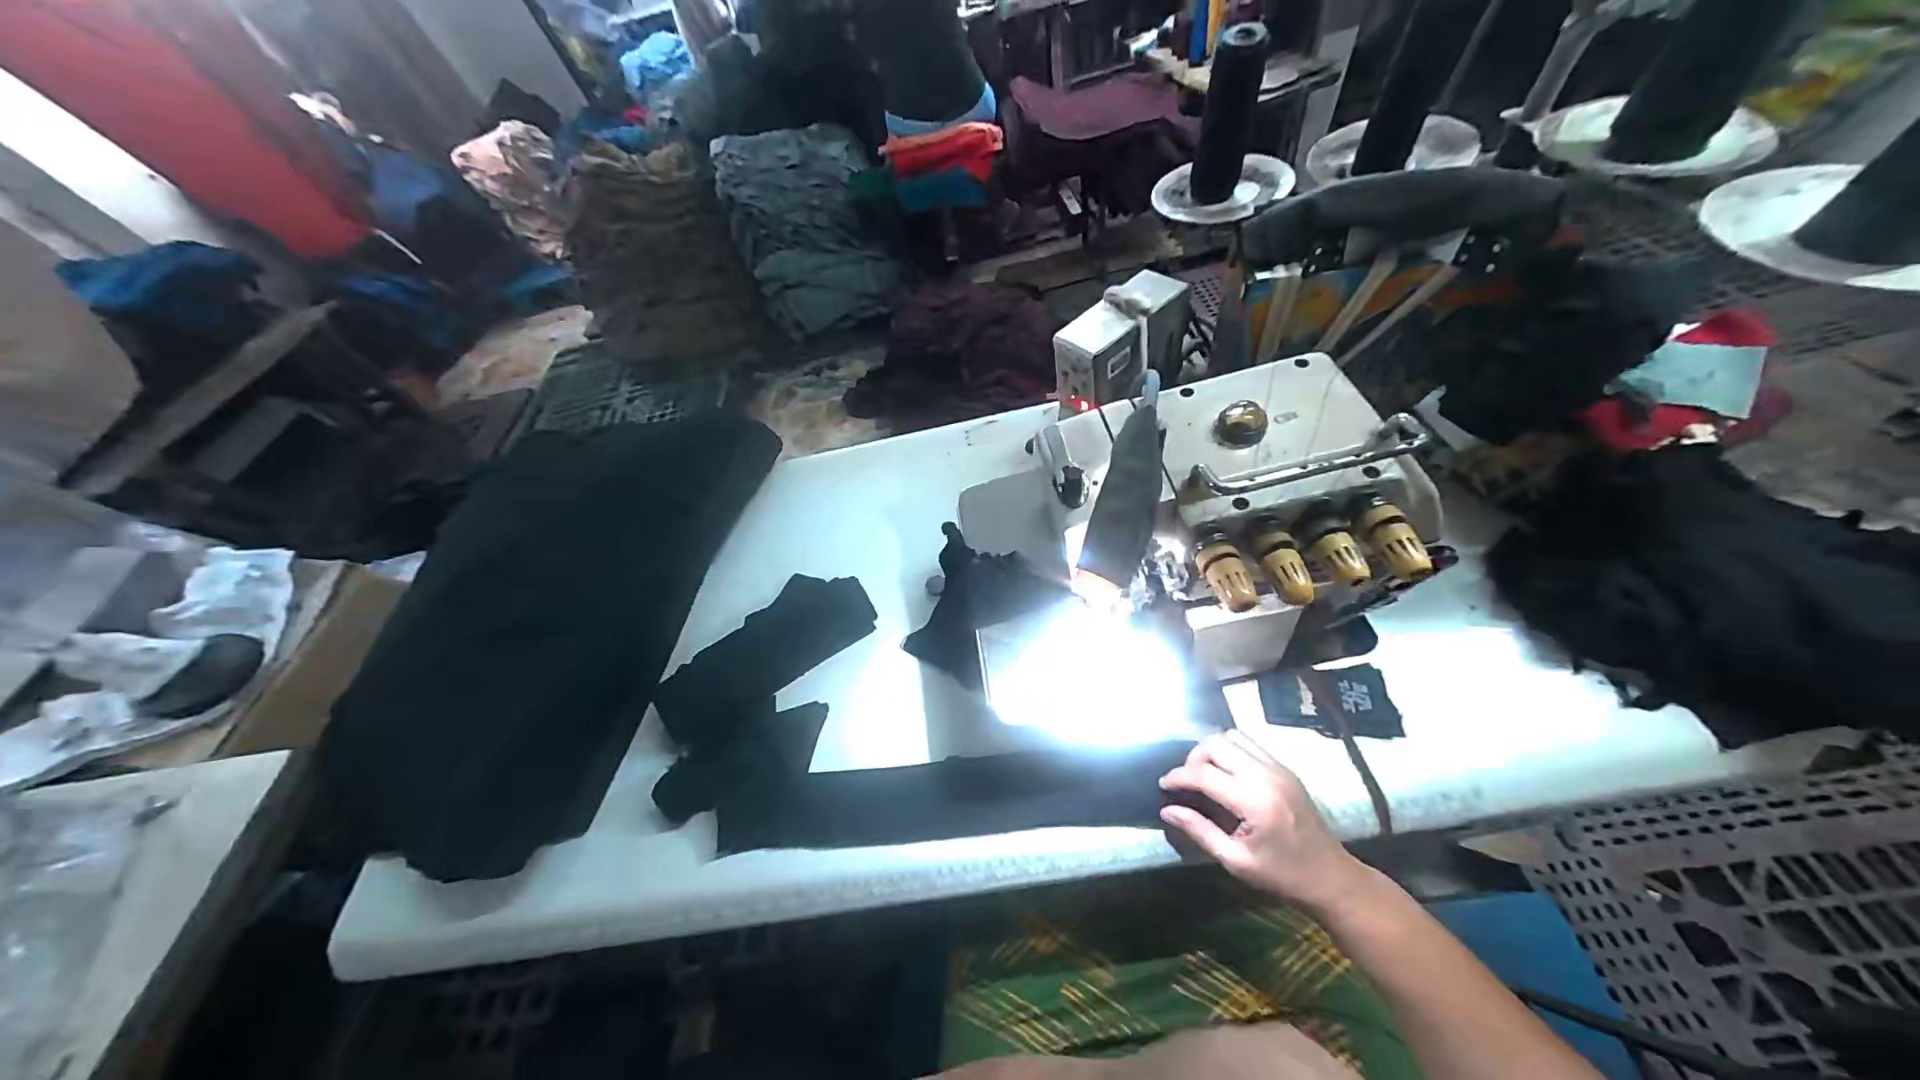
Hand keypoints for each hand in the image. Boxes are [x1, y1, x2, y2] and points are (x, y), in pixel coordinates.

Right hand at [1159, 731, 1371, 913]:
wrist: (1332, 878)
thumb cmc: (1282, 875)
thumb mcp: (1236, 861)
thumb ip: (1199, 831)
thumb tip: (1167, 810)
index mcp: (1254, 801)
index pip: (1203, 773)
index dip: (1177, 777)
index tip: (1164, 785)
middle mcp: (1266, 775)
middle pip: (1215, 744)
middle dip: (1193, 758)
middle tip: (1187, 782)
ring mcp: (1278, 768)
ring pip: (1232, 737)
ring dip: (1212, 751)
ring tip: (1206, 775)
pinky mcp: (1285, 769)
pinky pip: (1249, 745)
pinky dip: (1231, 752)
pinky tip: (1227, 775)